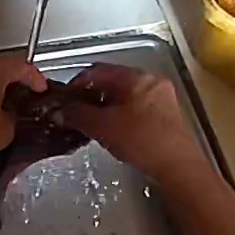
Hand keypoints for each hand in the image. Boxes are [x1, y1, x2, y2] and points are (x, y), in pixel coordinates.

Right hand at [55, 63, 207, 181]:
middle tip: (73, 113)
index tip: (64, 100)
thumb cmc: (140, 139)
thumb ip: (77, 115)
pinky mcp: (165, 114)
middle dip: (89, 97)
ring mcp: (161, 97)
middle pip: (112, 82)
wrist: (176, 164)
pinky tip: (109, 130)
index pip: (98, 70)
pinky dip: (117, 115)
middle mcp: (151, 81)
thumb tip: (59, 112)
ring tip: (88, 124)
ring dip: (103, 107)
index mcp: (137, 77)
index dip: (76, 83)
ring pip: (123, 96)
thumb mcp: (102, 126)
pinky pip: (134, 107)